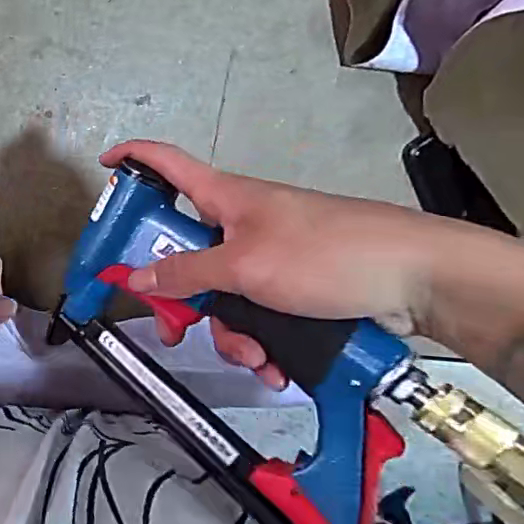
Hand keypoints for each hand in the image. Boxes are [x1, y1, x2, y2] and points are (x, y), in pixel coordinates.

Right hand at [99, 140, 501, 387]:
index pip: (167, 163)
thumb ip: (187, 273)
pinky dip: (260, 341)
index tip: (105, 167)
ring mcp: (266, 258)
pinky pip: (255, 315)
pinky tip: (276, 364)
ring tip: (255, 357)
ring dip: (229, 334)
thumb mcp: (245, 266)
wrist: (418, 279)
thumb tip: (137, 275)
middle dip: (180, 298)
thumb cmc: (325, 254)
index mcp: (224, 199)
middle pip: (184, 254)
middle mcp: (239, 224)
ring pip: (220, 296)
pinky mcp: (292, 288)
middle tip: (174, 327)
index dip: (132, 159)